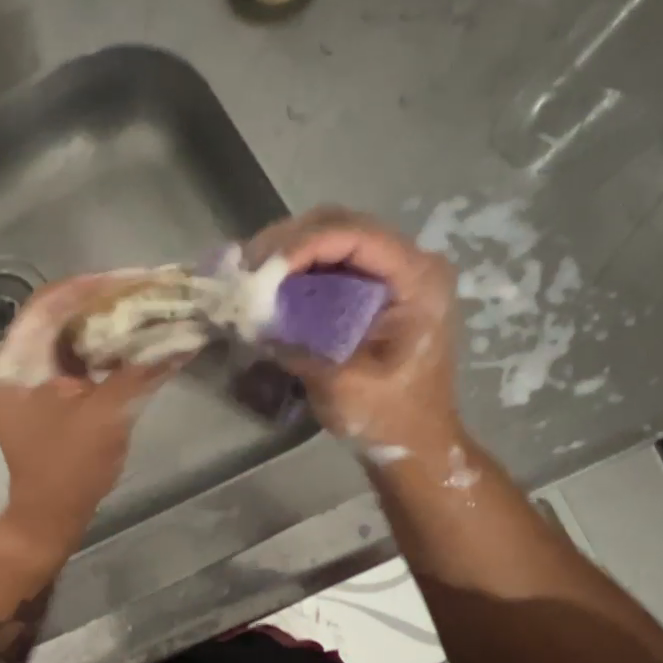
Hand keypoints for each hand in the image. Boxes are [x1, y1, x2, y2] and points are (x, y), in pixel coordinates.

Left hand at [0, 274, 178, 556]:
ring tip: (149, 307)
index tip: (139, 278)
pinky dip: (102, 344)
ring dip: (106, 319)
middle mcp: (14, 361)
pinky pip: (73, 353)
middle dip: (106, 299)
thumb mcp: (108, 415)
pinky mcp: (44, 389)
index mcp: (14, 362)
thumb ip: (143, 369)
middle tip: (151, 289)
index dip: (95, 285)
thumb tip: (187, 334)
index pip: (51, 302)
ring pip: (68, 331)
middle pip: (59, 312)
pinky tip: (134, 338)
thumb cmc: (69, 468)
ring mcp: (27, 375)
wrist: (50, 514)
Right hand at [247, 206, 462, 455]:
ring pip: (330, 236)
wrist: (416, 438)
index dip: (302, 244)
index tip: (259, 272)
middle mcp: (408, 264)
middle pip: (340, 224)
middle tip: (245, 271)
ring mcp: (390, 274)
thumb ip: (302, 346)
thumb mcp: (344, 384)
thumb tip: (252, 318)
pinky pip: (329, 260)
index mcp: (417, 280)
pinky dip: (294, 267)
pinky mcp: (371, 289)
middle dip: (287, 241)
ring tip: (250, 278)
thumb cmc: (389, 415)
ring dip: (286, 251)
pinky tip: (267, 287)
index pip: (355, 235)